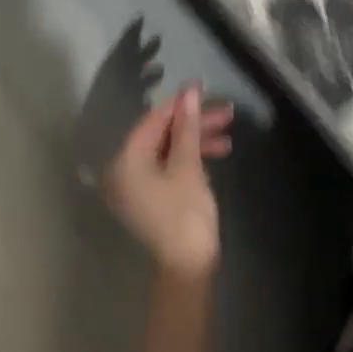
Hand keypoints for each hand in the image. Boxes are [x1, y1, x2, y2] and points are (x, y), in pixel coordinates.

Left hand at [105, 87, 234, 278]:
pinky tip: (216, 153)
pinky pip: (169, 166)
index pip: (151, 122)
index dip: (178, 104)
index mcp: (126, 163)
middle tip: (225, 112)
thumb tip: (189, 94)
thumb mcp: (188, 166)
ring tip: (228, 135)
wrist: (187, 263)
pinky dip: (191, 157)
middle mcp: (124, 171)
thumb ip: (187, 128)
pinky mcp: (151, 196)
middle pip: (160, 136)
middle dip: (193, 123)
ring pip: (168, 150)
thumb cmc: (184, 212)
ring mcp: (137, 185)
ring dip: (196, 140)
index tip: (202, 88)